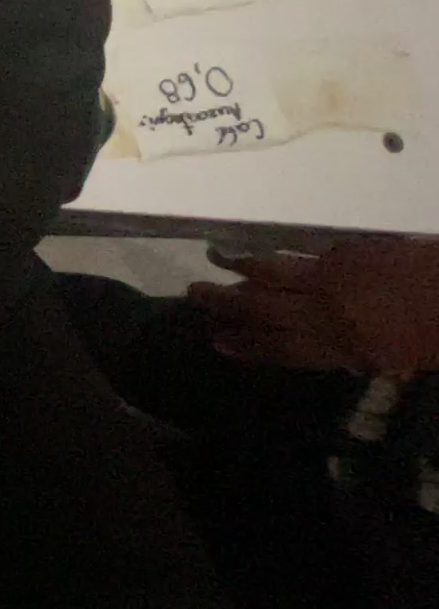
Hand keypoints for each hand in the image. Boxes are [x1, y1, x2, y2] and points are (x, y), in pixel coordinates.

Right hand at [191, 239, 438, 372]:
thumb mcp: (413, 359)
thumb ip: (370, 354)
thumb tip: (341, 351)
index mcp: (350, 344)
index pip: (282, 348)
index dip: (247, 345)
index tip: (217, 341)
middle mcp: (329, 310)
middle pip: (260, 306)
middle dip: (223, 301)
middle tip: (194, 293)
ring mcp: (335, 276)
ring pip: (271, 271)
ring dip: (238, 266)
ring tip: (214, 259)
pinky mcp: (349, 251)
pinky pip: (302, 252)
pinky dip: (278, 252)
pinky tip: (266, 249)